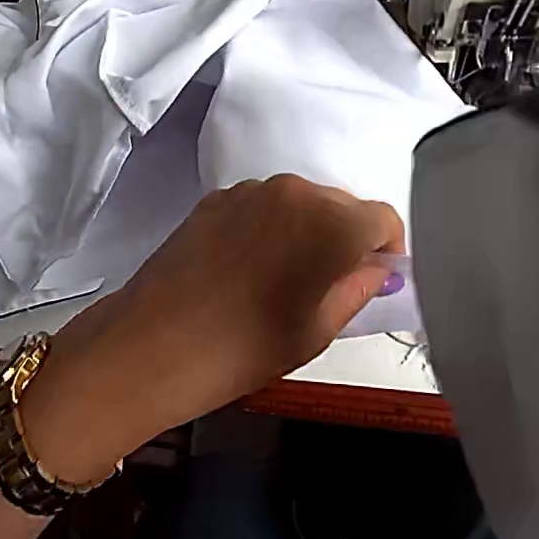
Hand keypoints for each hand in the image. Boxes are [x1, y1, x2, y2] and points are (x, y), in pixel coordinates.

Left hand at [15, 174, 403, 483]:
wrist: (149, 346)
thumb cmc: (244, 349)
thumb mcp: (317, 330)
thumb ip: (360, 289)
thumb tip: (378, 268)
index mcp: (331, 224)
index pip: (384, 218)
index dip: (389, 249)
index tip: (376, 278)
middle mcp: (296, 191)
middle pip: (344, 205)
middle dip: (349, 238)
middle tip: (330, 284)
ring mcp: (252, 190)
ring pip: (303, 202)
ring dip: (309, 230)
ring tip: (285, 276)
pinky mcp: (217, 198)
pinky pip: (266, 204)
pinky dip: (273, 226)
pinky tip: (250, 266)